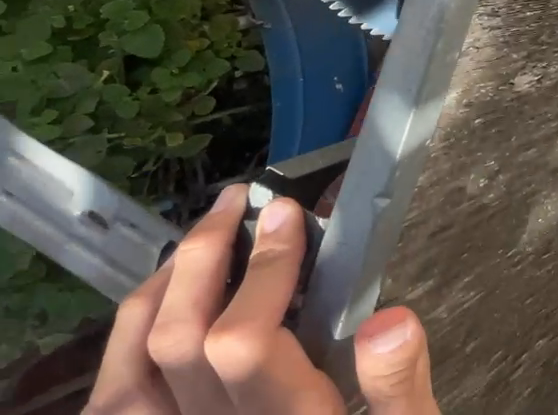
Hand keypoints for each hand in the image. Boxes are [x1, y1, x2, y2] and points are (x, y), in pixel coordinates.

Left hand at [86, 184, 438, 414]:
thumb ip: (401, 385)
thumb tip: (389, 319)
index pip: (242, 342)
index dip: (261, 267)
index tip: (288, 210)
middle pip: (175, 345)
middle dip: (205, 259)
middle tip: (239, 203)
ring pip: (126, 376)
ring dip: (159, 293)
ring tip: (200, 239)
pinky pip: (116, 404)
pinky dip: (129, 342)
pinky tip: (164, 305)